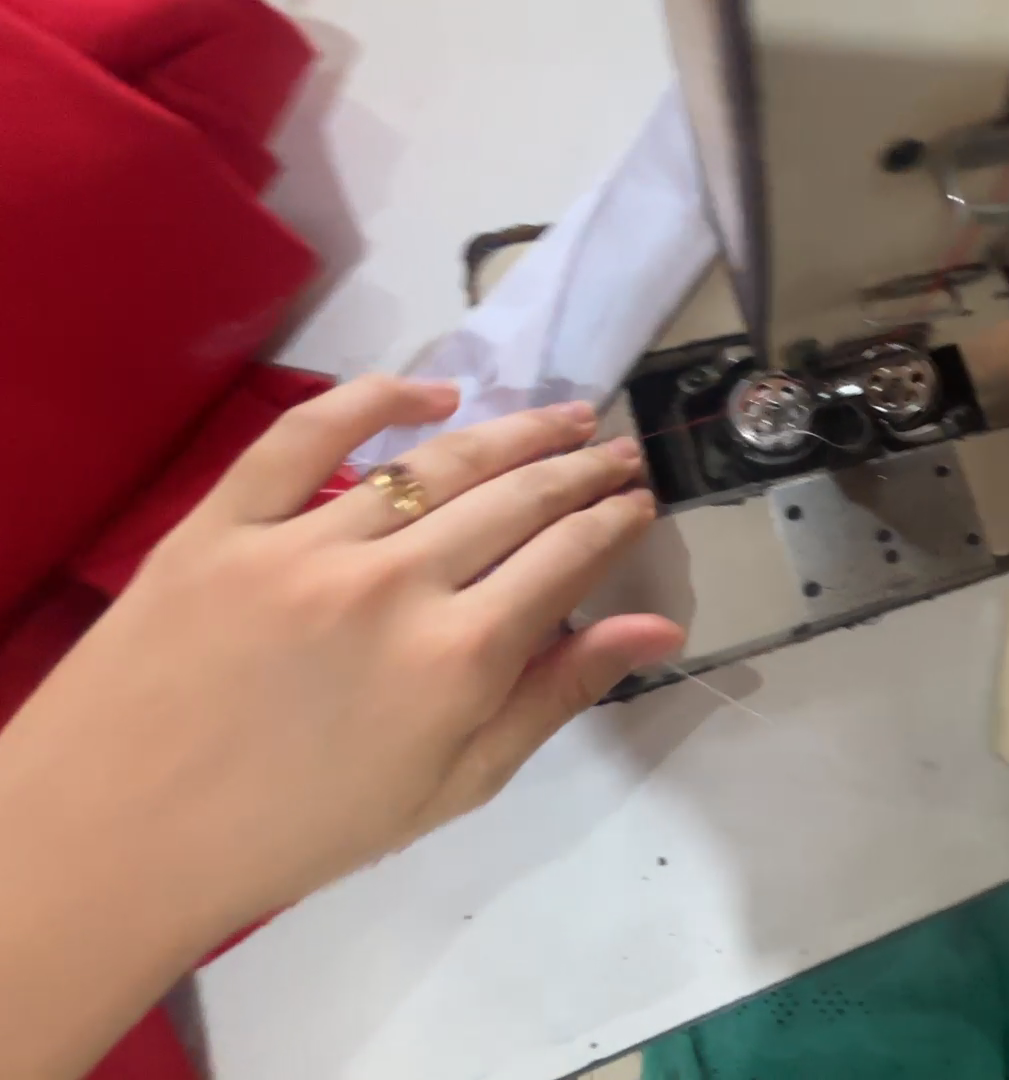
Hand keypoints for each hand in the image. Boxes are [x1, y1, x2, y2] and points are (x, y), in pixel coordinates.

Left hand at [0, 377, 682, 929]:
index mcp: (461, 654)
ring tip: (568, 414)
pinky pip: (302, 438)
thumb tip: (663, 630)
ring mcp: (302, 547)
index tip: (643, 501)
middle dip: (586, 470)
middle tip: (623, 451)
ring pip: (439, 463)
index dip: (618, 520)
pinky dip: (372, 401)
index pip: (570, 555)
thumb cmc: (315, 822)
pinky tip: (434, 393)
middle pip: (520, 499)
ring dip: (520, 430)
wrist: (108, 847)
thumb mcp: (467, 776)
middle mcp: (395, 584)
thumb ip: (566, 689)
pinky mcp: (219, 527)